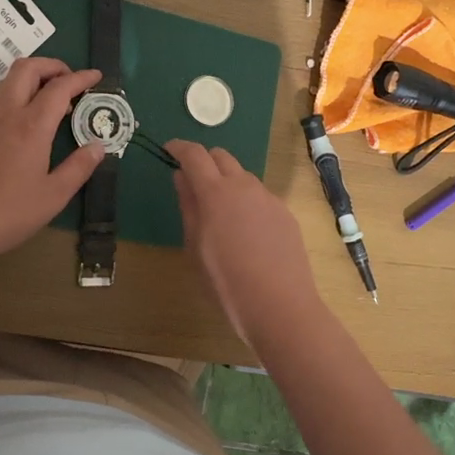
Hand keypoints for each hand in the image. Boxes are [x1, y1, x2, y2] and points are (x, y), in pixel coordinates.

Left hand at [0, 58, 105, 271]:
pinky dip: (15, 95)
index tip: (96, 77)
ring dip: (31, 78)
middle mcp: (6, 114)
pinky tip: (24, 120)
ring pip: (7, 81)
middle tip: (71, 81)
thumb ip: (79, 167)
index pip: (59, 87)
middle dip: (52, 66)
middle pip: (27, 68)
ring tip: (50, 99)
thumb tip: (98, 146)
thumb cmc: (9, 213)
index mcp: (31, 126)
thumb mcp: (54, 195)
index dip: (80, 78)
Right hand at [167, 140, 324, 347]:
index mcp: (216, 192)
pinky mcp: (285, 213)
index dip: (179, 148)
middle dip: (204, 161)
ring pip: (243, 176)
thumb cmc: (226, 282)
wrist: (280, 306)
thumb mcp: (195, 248)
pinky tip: (246, 232)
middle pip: (221, 156)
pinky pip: (260, 196)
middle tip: (192, 181)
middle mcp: (244, 186)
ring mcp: (268, 198)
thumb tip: (182, 177)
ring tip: (220, 212)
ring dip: (227, 181)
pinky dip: (246, 201)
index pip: (194, 155)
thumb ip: (188, 207)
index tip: (169, 150)